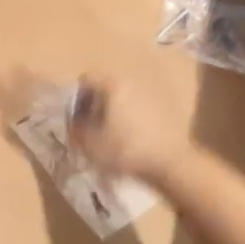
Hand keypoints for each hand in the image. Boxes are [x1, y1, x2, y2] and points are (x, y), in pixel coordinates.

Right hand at [67, 74, 187, 181]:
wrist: (171, 164)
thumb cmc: (126, 151)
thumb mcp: (91, 144)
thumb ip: (75, 129)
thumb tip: (73, 121)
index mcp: (115, 84)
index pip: (86, 79)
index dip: (75, 98)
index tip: (74, 119)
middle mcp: (135, 82)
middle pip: (106, 86)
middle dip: (95, 104)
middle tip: (90, 127)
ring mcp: (153, 93)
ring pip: (124, 96)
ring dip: (113, 111)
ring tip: (110, 135)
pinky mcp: (167, 107)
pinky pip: (140, 107)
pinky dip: (131, 118)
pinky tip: (131, 138)